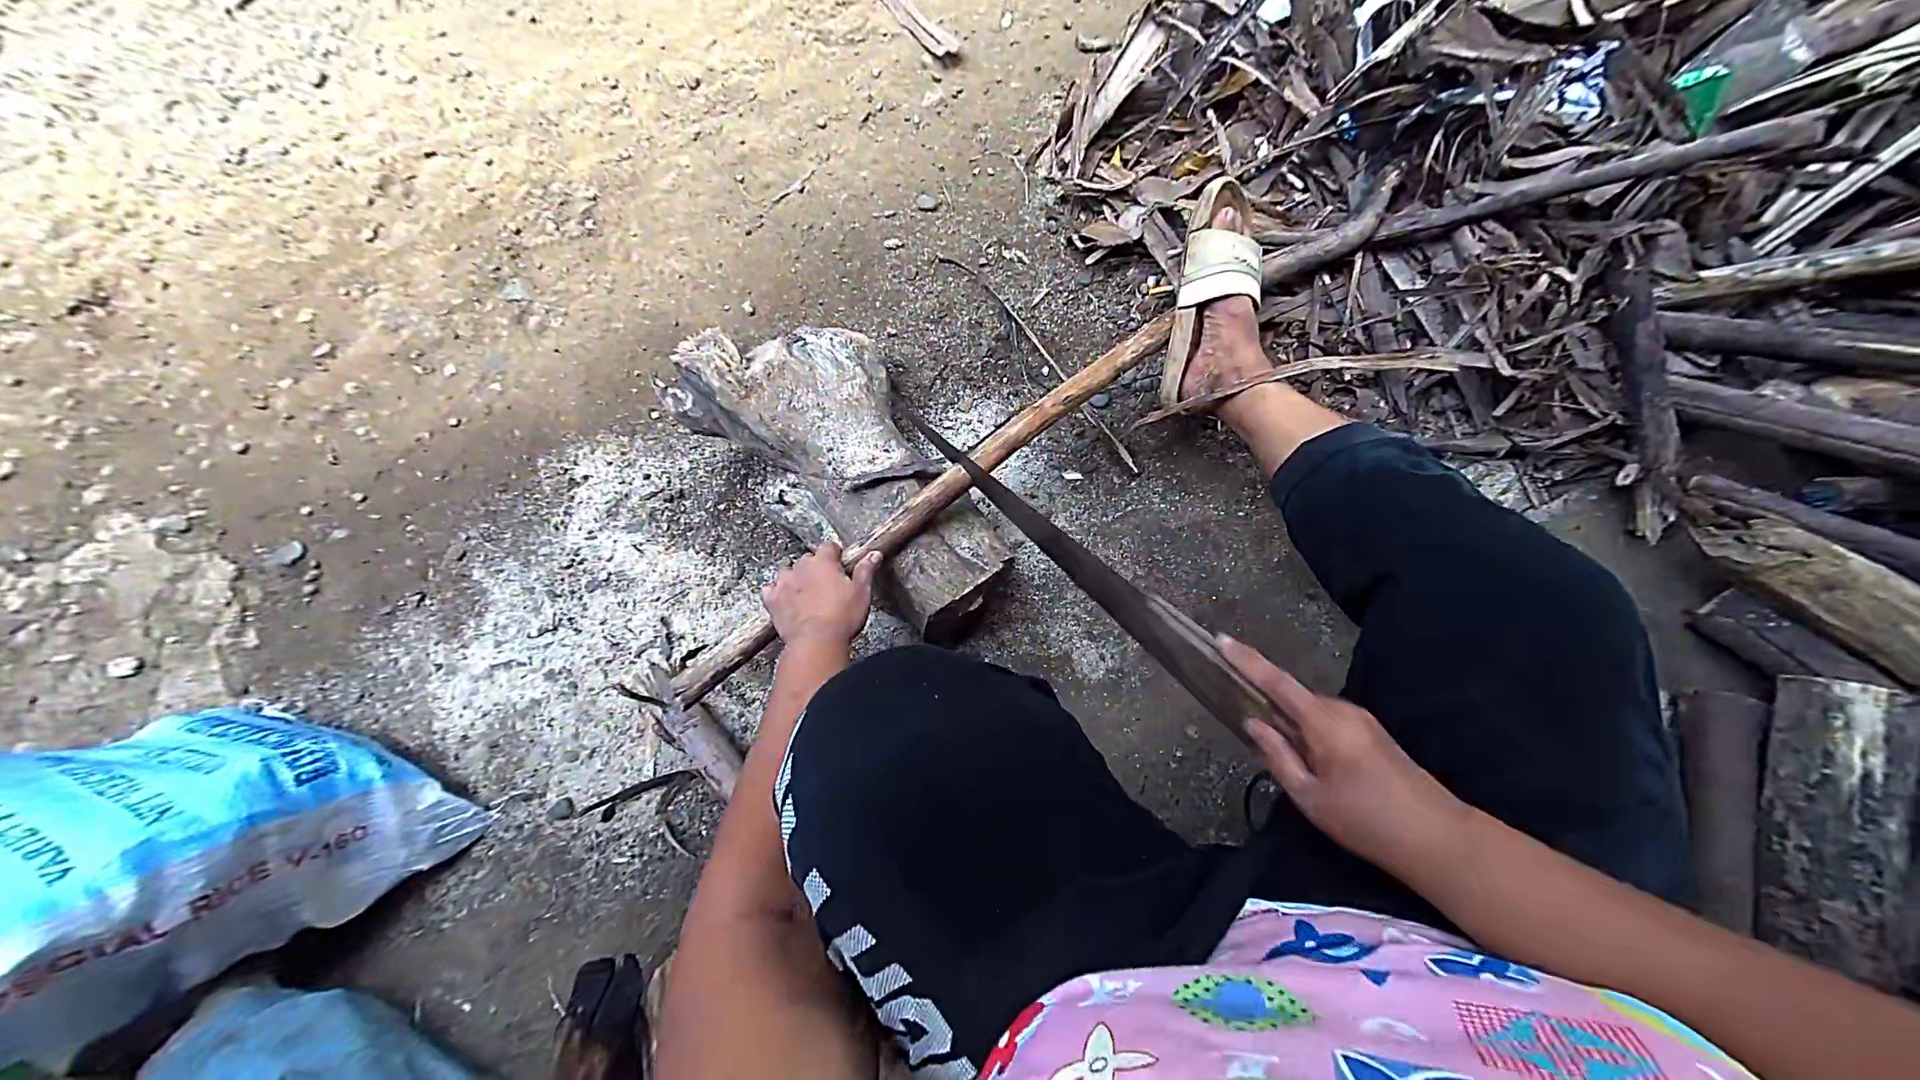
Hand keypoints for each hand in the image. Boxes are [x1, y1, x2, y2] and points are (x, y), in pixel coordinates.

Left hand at [763, 541, 881, 648]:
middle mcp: (800, 567)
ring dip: (795, 579)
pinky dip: (776, 592)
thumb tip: (873, 554)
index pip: (829, 546)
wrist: (816, 642)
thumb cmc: (842, 617)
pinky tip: (785, 600)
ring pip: (787, 572)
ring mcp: (783, 583)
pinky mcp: (772, 601)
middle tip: (828, 586)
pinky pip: (769, 589)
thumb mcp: (861, 592)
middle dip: (816, 568)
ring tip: (807, 594)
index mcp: (823, 561)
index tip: (842, 566)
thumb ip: (866, 570)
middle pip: (808, 559)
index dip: (836, 555)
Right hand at [1218, 634, 1469, 872]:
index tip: (1221, 640)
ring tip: (1284, 759)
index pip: (1276, 682)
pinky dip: (1308, 732)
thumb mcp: (1309, 796)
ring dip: (1290, 724)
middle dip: (1268, 706)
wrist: (1440, 839)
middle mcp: (1343, 711)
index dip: (1247, 660)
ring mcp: (1361, 720)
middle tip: (1250, 733)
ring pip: (1309, 712)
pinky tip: (1311, 764)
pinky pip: (1326, 722)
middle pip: (1292, 697)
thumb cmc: (1367, 821)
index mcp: (1325, 722)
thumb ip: (1277, 755)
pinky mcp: (1371, 733)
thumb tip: (1254, 723)